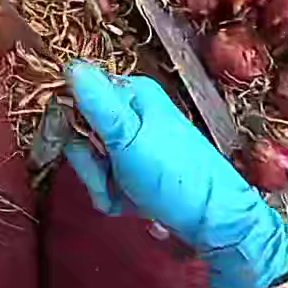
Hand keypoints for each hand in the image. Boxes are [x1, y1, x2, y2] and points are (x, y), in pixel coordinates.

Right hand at [63, 61, 287, 287]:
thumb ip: (98, 104)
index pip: (77, 97)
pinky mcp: (136, 169)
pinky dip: (112, 195)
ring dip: (100, 183)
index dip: (71, 127)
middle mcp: (132, 113)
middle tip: (109, 177)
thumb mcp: (130, 139)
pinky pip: (105, 179)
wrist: (216, 223)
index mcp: (132, 94)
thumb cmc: (175, 177)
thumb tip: (70, 64)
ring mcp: (134, 143)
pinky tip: (131, 204)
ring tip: (124, 196)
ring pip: (90, 159)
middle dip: (89, 163)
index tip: (86, 150)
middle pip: (81, 131)